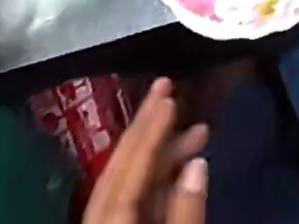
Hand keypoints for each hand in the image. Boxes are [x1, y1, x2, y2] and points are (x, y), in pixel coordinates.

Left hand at [82, 78, 210, 223]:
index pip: (126, 170)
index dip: (148, 129)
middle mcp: (99, 217)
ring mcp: (106, 222)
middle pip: (119, 169)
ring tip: (199, 130)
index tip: (167, 91)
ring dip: (162, 151)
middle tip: (171, 88)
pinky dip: (157, 175)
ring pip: (127, 182)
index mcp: (109, 220)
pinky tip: (184, 163)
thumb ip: (186, 210)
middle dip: (147, 126)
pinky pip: (132, 198)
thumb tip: (199, 163)